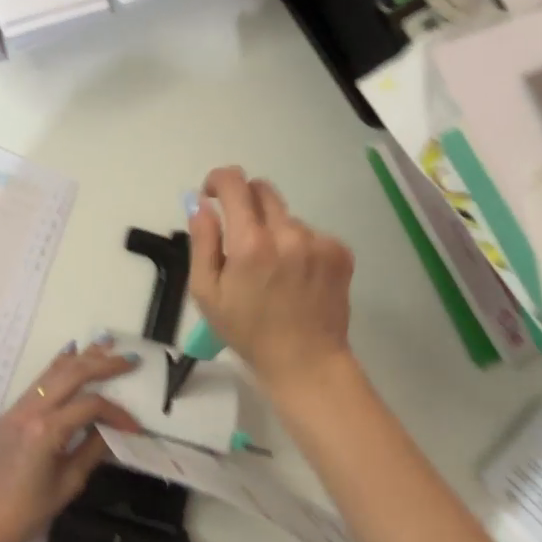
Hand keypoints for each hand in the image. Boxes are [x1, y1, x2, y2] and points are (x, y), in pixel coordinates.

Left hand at [0, 340, 142, 541]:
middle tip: (129, 359)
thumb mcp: (69, 483)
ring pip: (53, 371)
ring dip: (80, 356)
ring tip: (104, 343)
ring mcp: (18, 408)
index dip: (117, 413)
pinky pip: (38, 381)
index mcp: (47, 430)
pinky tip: (71, 354)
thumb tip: (113, 431)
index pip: (91, 406)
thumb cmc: (28, 511)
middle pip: (71, 374)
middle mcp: (31, 410)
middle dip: (102, 364)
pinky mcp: (12, 412)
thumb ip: (92, 450)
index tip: (135, 427)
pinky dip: (58, 366)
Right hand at [188, 167, 356, 391]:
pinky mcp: (340, 252)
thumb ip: (202, 242)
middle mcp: (288, 233)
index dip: (218, 180)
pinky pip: (310, 234)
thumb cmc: (247, 332)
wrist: (306, 362)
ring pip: (286, 216)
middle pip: (262, 190)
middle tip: (238, 234)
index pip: (235, 183)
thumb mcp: (206, 292)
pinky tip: (295, 276)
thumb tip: (202, 205)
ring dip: (273, 229)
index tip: (211, 194)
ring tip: (271, 268)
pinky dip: (298, 245)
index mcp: (250, 244)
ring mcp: (318, 241)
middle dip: (244, 202)